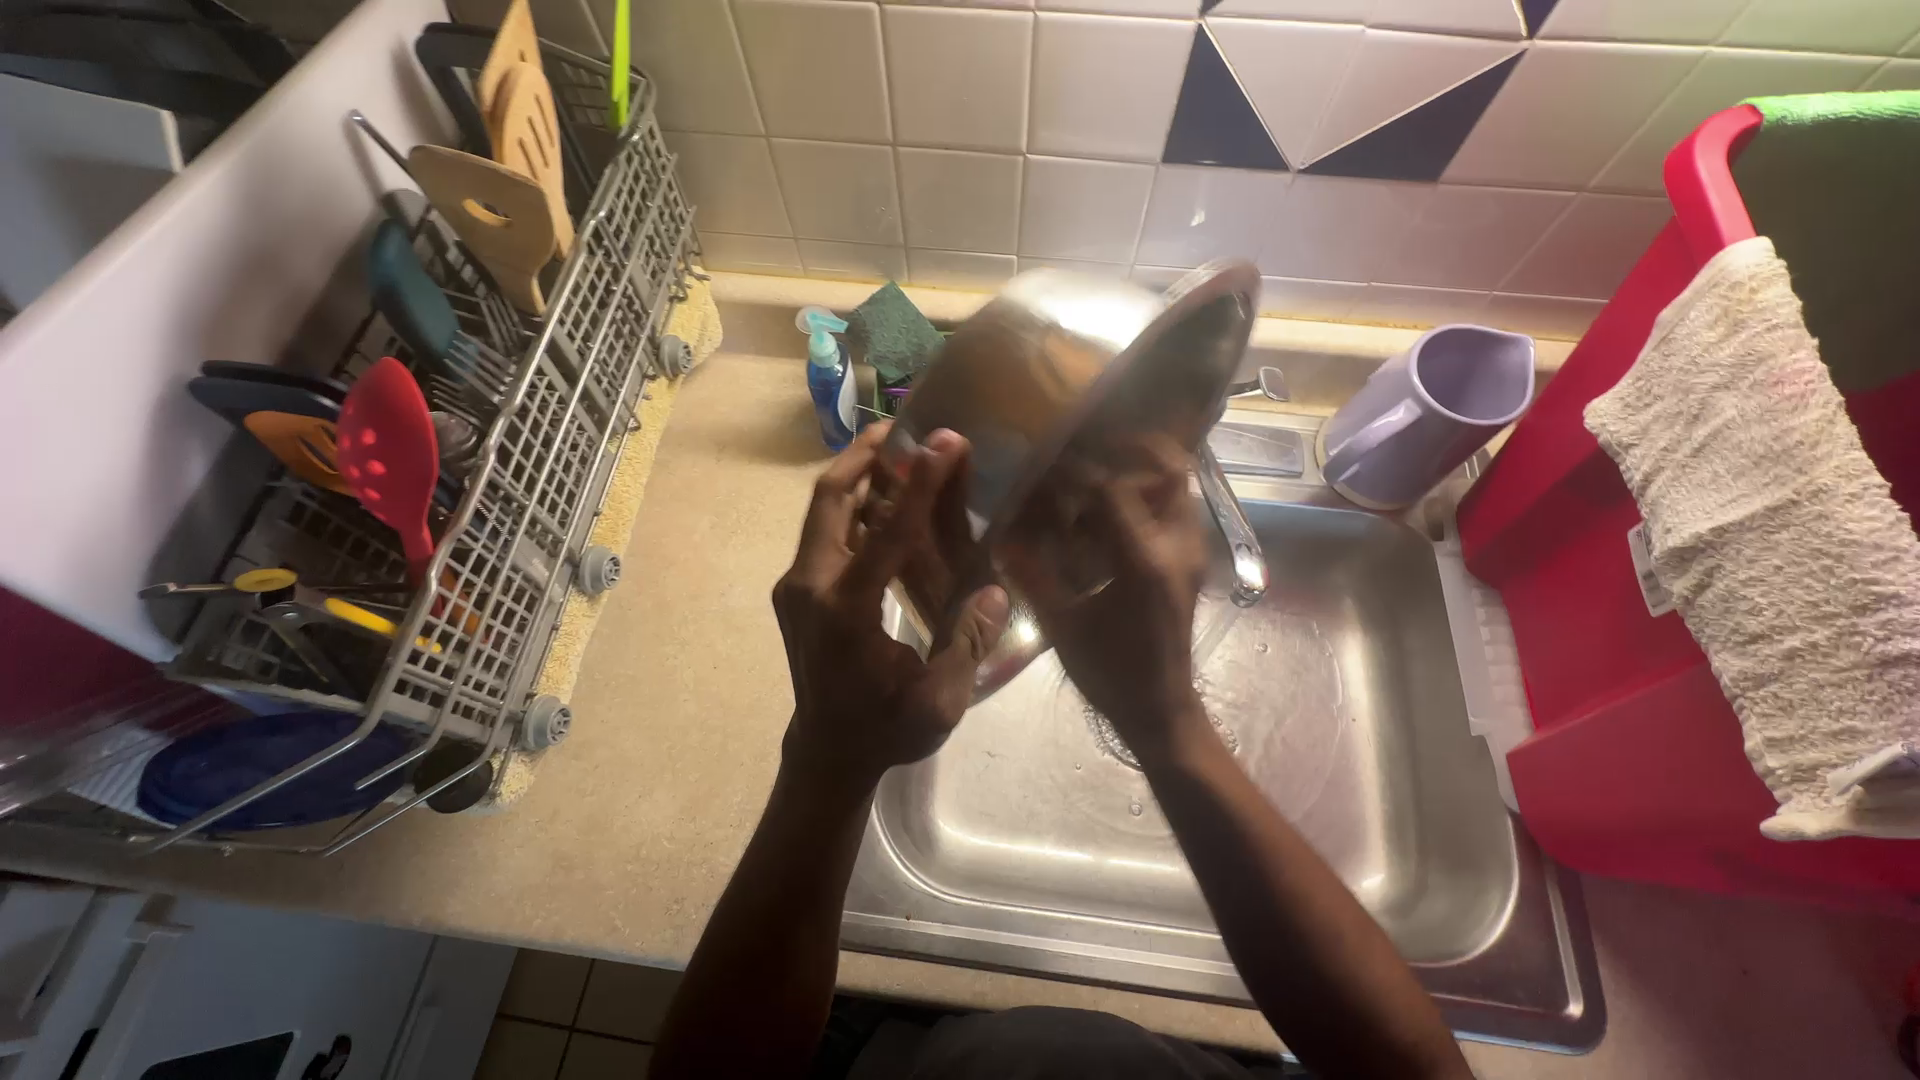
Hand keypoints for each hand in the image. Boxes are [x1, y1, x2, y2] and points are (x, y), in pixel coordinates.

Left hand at [774, 422, 1010, 790]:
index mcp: (845, 613)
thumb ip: (967, 642)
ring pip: (822, 511)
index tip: (944, 440)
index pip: (885, 532)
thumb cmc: (885, 730)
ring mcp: (796, 587)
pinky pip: (824, 533)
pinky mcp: (796, 592)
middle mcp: (810, 588)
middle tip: (903, 426)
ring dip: (856, 476)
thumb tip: (997, 590)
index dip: (919, 484)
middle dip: (865, 456)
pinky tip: (883, 500)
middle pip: (829, 498)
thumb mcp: (938, 701)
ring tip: (896, 450)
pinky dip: (851, 506)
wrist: (827, 753)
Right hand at [1002, 434, 1208, 762]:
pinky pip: (1177, 507)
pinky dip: (1150, 492)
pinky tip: (1110, 506)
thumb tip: (1001, 535)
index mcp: (1143, 561)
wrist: (1161, 709)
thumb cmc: (1111, 673)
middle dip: (1130, 447)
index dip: (1075, 468)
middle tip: (1088, 445)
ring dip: (1143, 467)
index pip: (1112, 487)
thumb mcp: (1062, 625)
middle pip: (1169, 468)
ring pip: (1179, 485)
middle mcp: (1177, 546)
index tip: (1045, 463)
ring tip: (1099, 468)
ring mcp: (1191, 552)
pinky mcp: (1191, 561)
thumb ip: (1032, 575)